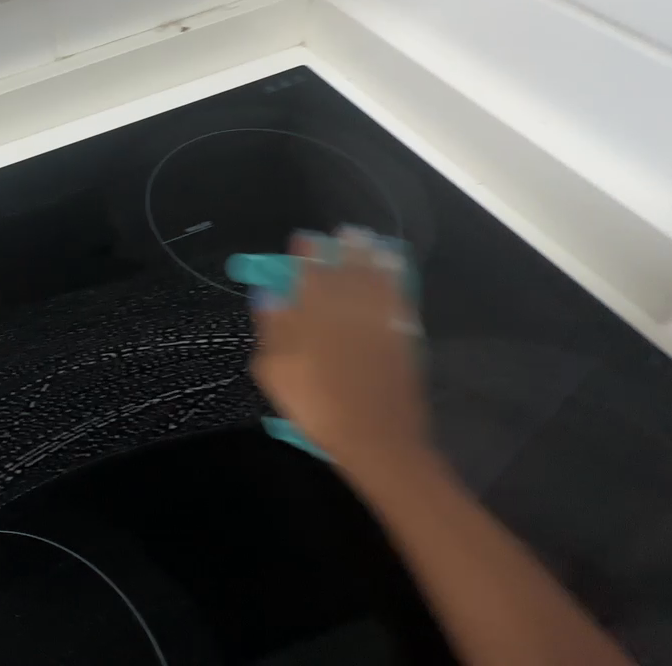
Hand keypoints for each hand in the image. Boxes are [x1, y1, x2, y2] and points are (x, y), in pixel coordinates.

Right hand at [249, 227, 432, 480]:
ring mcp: (378, 324)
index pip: (308, 274)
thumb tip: (268, 297)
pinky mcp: (403, 341)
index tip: (305, 239)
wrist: (376, 440)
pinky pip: (400, 303)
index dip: (307, 254)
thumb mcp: (275, 372)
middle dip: (344, 249)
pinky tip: (396, 274)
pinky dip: (398, 284)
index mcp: (312, 316)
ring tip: (370, 242)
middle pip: (346, 271)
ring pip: (376, 282)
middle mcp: (346, 311)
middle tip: (345, 232)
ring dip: (373, 258)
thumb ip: (272, 330)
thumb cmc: (315, 407)